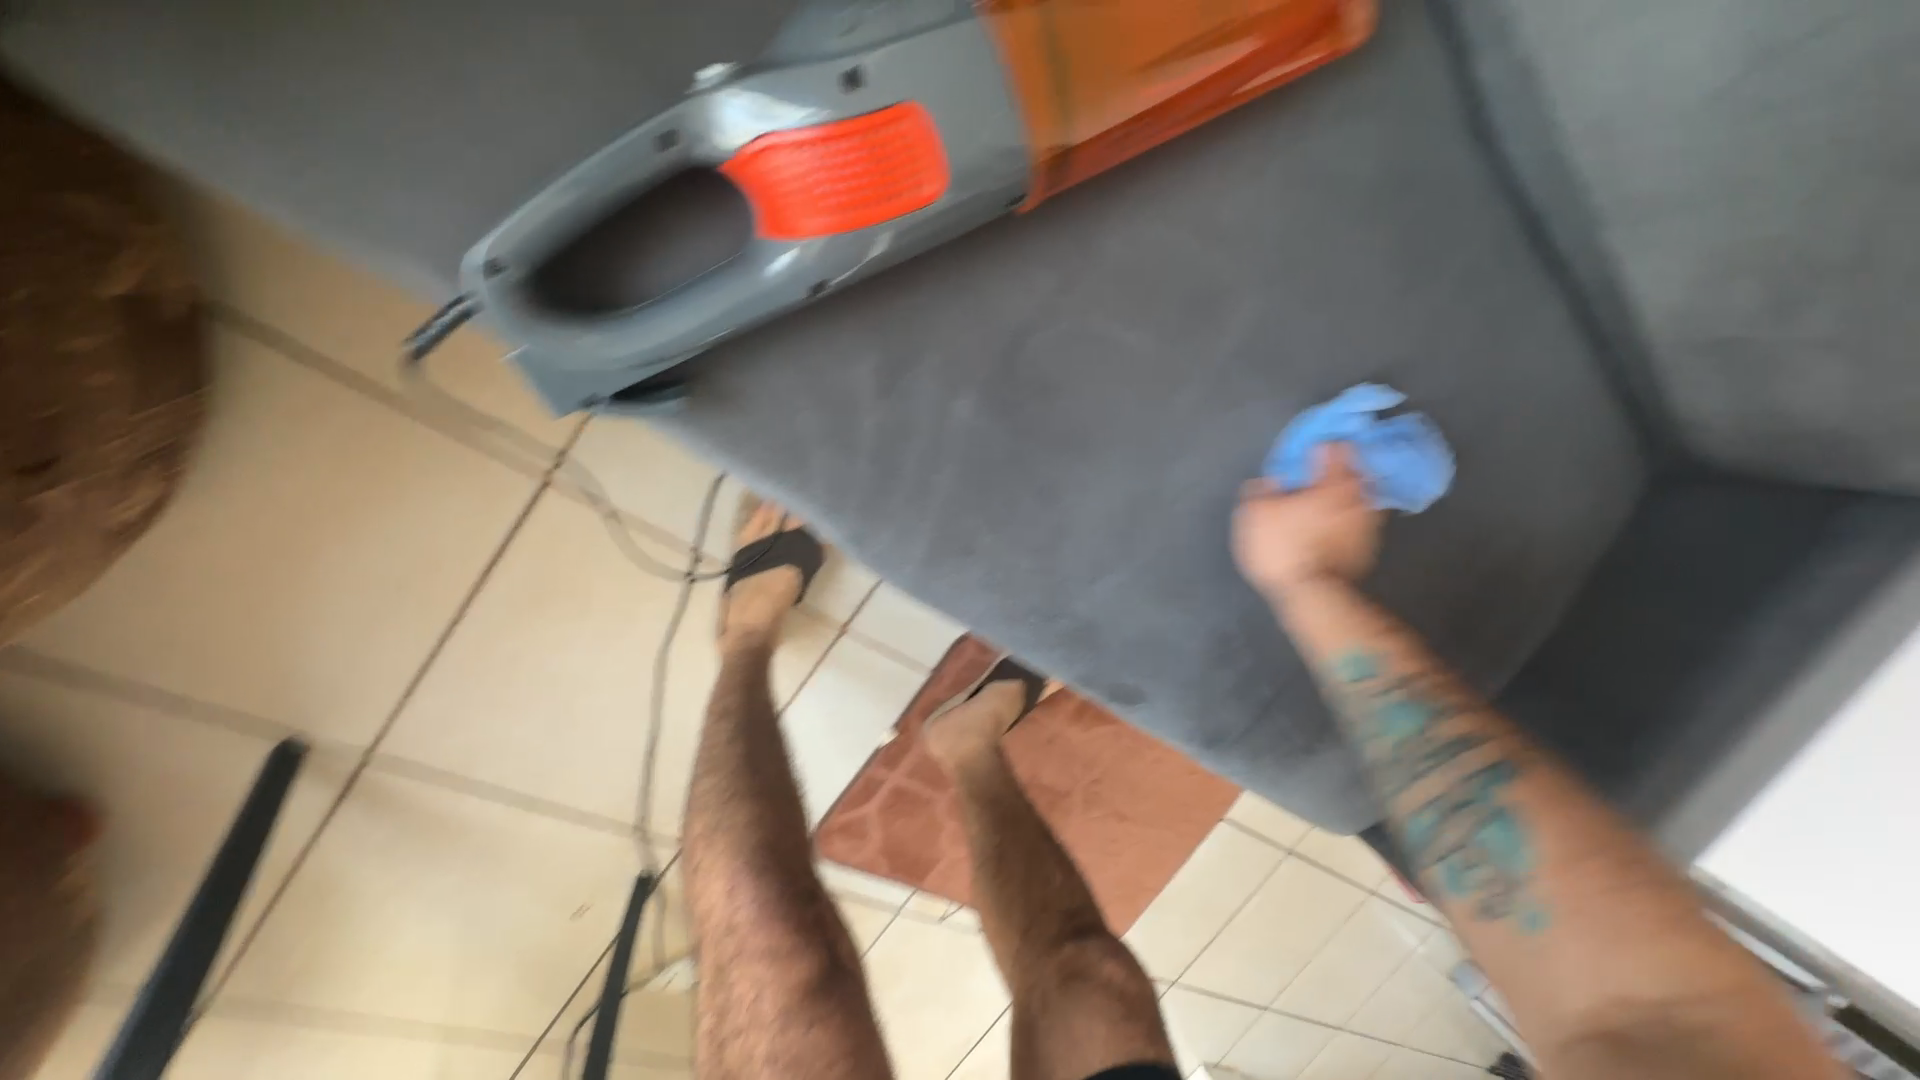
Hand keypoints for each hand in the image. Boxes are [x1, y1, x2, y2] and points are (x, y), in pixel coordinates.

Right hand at [1232, 444, 1382, 599]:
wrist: (1311, 595)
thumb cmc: (1281, 548)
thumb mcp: (1254, 515)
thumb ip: (1260, 491)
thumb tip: (1270, 483)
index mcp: (1331, 483)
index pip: (1337, 448)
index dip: (1326, 444)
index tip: (1316, 445)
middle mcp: (1356, 498)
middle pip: (1356, 471)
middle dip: (1342, 467)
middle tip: (1325, 470)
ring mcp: (1367, 524)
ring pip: (1361, 497)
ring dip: (1349, 494)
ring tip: (1330, 498)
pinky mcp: (1368, 548)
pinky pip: (1360, 522)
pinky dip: (1350, 518)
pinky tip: (1335, 525)